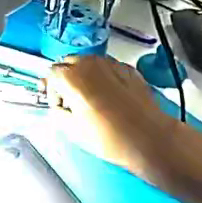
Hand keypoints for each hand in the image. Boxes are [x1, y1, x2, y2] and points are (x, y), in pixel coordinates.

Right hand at [50, 55, 201, 202]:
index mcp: (72, 77)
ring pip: (88, 63)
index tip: (59, 105)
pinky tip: (110, 98)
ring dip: (85, 77)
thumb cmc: (113, 138)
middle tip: (73, 103)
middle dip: (67, 80)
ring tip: (92, 101)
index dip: (52, 92)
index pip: (51, 74)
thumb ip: (57, 112)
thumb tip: (58, 107)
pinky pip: (107, 68)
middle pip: (68, 63)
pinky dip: (104, 77)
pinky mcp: (127, 69)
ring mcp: (110, 64)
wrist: (150, 140)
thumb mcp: (72, 131)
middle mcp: (90, 64)